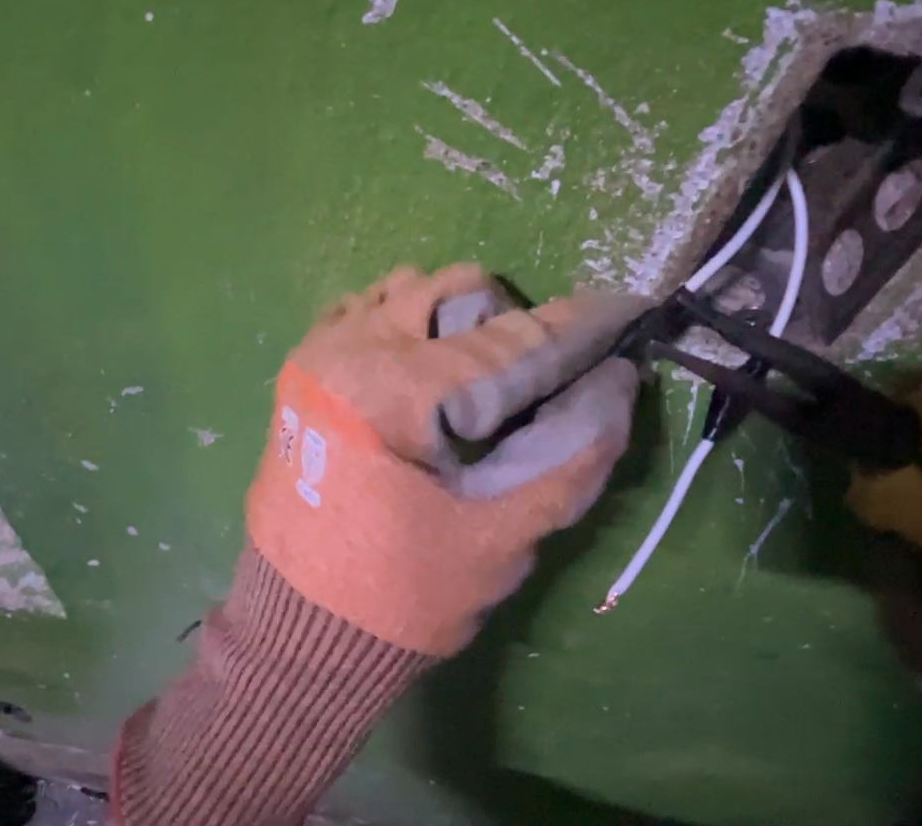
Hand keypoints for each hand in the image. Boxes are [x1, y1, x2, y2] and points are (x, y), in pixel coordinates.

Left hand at [250, 263, 644, 654]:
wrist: (298, 632)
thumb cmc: (400, 595)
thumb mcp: (500, 541)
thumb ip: (569, 460)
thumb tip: (617, 386)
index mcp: (393, 389)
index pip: (505, 341)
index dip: (573, 327)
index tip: (622, 312)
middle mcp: (348, 349)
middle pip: (453, 291)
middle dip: (510, 319)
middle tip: (539, 368)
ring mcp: (317, 354)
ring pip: (406, 289)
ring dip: (455, 314)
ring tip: (480, 371)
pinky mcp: (301, 371)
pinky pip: (363, 310)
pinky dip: (405, 319)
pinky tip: (425, 363)